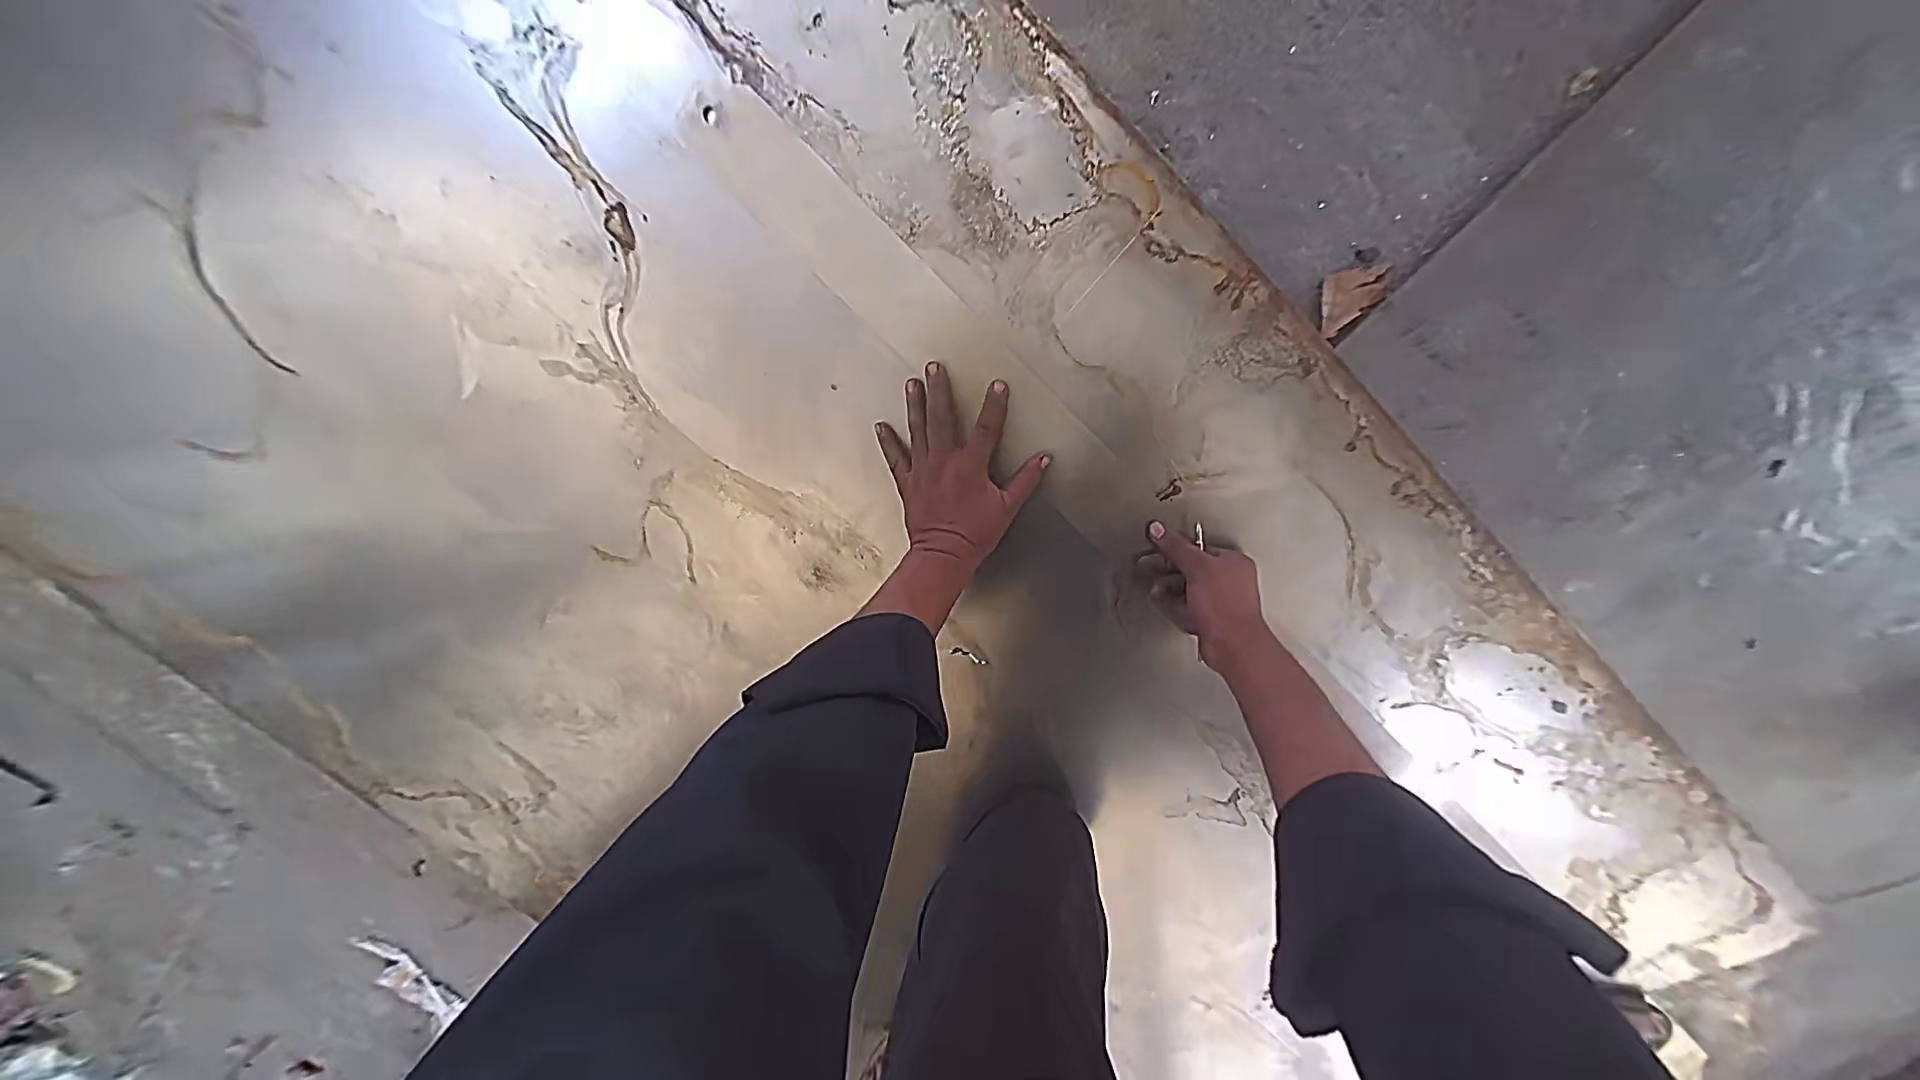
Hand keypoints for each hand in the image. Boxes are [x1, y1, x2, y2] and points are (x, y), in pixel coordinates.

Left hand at [876, 362, 1050, 572]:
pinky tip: (882, 426)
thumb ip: (1026, 480)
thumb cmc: (976, 533)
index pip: (987, 427)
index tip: (998, 384)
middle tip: (934, 367)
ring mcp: (923, 470)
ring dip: (915, 405)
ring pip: (918, 430)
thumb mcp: (1008, 507)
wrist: (943, 555)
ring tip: (912, 383)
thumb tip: (1044, 459)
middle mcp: (945, 461)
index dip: (994, 405)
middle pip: (942, 417)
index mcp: (972, 465)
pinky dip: (889, 442)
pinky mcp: (908, 483)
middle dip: (939, 390)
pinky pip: (896, 458)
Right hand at [1136, 519, 1274, 670]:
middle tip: (1153, 570)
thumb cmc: (1226, 607)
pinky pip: (1185, 608)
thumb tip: (1160, 530)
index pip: (1199, 547)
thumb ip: (1177, 548)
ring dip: (1168, 591)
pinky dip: (1174, 607)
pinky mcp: (1208, 619)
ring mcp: (1218, 601)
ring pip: (1185, 590)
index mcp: (1233, 562)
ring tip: (1160, 593)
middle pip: (1190, 569)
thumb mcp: (1197, 568)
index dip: (1177, 549)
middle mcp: (1228, 581)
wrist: (1232, 645)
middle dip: (1169, 572)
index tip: (1158, 549)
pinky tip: (1169, 608)